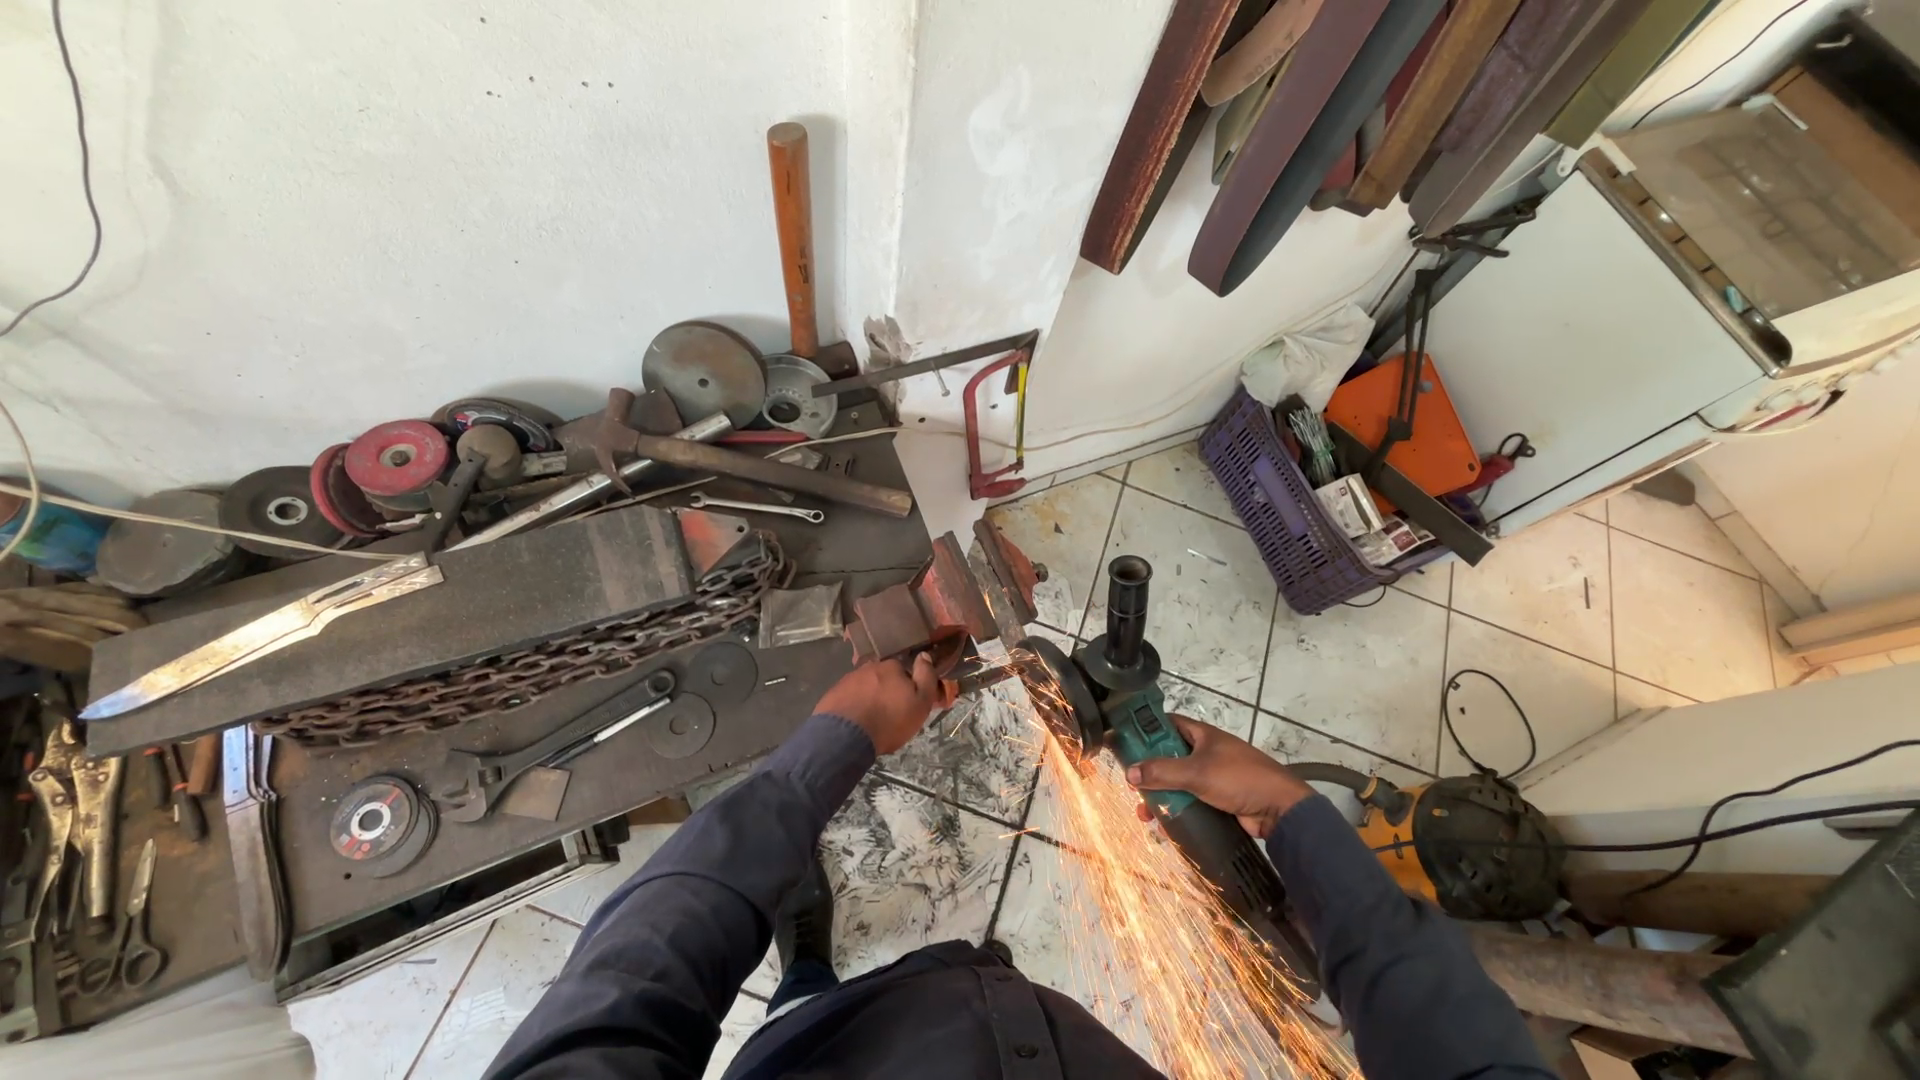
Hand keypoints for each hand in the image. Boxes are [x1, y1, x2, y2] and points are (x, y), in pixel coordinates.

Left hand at [813, 654, 949, 754]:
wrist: (845, 737)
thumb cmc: (889, 720)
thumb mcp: (920, 703)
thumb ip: (926, 678)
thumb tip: (925, 655)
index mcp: (892, 666)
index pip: (904, 673)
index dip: (907, 689)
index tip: (907, 706)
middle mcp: (869, 667)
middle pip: (883, 679)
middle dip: (886, 692)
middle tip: (888, 715)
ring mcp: (848, 679)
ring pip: (864, 688)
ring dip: (868, 699)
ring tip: (870, 721)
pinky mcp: (832, 694)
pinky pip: (848, 698)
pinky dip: (852, 707)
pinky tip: (855, 723)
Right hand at [1126, 714, 1314, 838]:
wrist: (1280, 810)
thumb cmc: (1239, 778)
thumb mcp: (1197, 772)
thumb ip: (1162, 771)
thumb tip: (1130, 773)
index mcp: (1202, 735)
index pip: (1168, 724)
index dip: (1146, 731)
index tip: (1126, 745)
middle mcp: (1206, 752)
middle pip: (1168, 758)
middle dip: (1149, 774)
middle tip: (1132, 788)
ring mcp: (1213, 776)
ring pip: (1177, 783)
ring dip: (1160, 797)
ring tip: (1145, 815)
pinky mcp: (1218, 799)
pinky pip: (1190, 802)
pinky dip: (1176, 811)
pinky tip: (1164, 827)